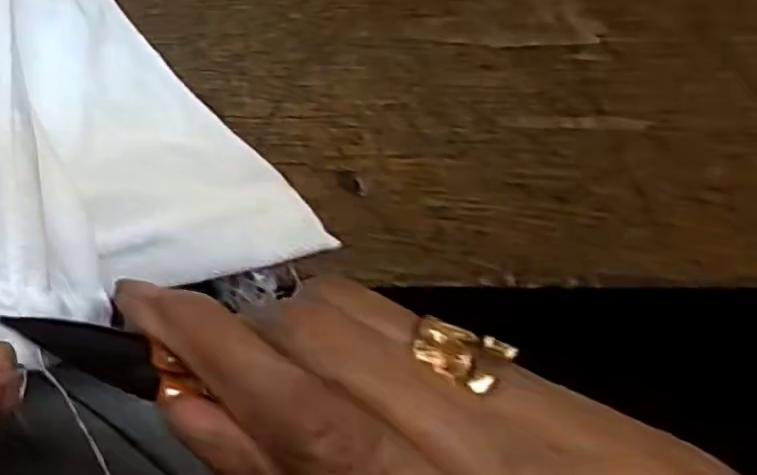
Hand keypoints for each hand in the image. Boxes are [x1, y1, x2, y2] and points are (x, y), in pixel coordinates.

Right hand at [115, 276, 734, 474]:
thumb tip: (182, 401)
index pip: (316, 417)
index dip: (210, 345)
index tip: (136, 299)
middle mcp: (543, 465)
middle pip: (333, 332)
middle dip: (243, 329)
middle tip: (195, 349)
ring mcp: (595, 431)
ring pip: (376, 310)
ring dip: (294, 322)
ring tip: (274, 362)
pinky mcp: (620, 415)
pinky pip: (433, 328)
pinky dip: (364, 337)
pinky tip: (358, 373)